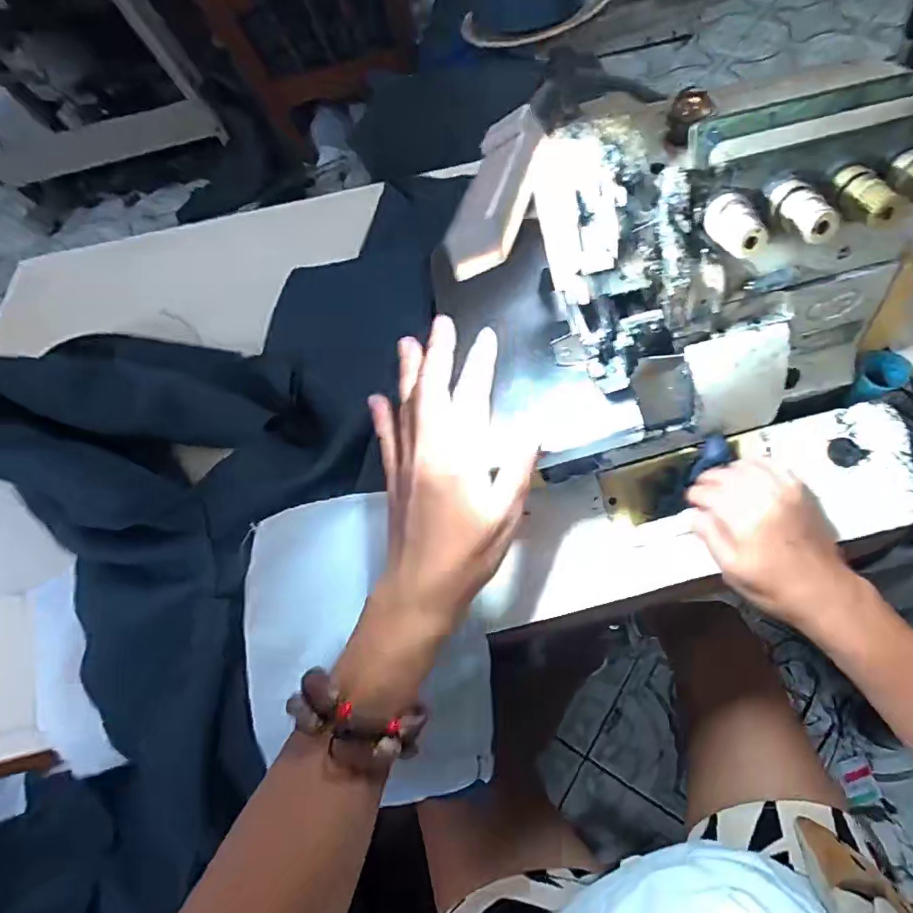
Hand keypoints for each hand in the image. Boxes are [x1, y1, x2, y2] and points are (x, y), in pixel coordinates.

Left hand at [329, 317, 536, 715]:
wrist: (419, 589)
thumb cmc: (469, 553)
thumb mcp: (506, 512)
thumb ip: (518, 466)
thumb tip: (533, 426)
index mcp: (458, 454)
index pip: (470, 397)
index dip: (478, 365)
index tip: (485, 338)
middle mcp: (427, 448)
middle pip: (431, 392)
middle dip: (438, 355)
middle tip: (441, 324)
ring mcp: (406, 463)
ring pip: (405, 408)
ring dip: (408, 374)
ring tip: (407, 343)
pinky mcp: (394, 479)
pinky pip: (388, 439)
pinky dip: (384, 416)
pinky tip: (378, 400)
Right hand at [685, 458, 860, 629]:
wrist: (821, 588)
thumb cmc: (774, 587)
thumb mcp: (734, 572)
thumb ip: (712, 539)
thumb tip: (696, 517)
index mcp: (746, 522)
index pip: (713, 494)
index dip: (697, 494)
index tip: (691, 499)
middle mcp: (765, 500)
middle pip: (730, 476)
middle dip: (711, 479)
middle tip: (702, 486)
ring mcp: (786, 492)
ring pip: (751, 467)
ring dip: (731, 469)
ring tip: (722, 478)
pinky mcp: (801, 491)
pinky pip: (776, 466)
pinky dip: (759, 464)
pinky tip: (750, 470)